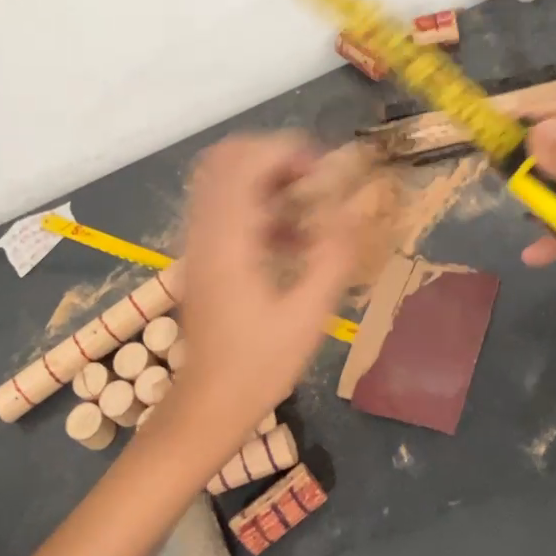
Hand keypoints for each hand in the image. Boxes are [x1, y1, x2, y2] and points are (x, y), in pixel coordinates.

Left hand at [172, 134, 375, 435]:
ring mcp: (197, 244)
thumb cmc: (259, 366)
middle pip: (226, 158)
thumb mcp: (308, 315)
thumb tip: (358, 208)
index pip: (247, 160)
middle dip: (274, 159)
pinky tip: (288, 242)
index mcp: (228, 239)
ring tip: (305, 214)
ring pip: (221, 181)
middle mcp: (204, 231)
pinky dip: (254, 208)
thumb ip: (333, 256)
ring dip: (264, 183)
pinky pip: (221, 209)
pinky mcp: (200, 259)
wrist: (208, 404)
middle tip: (312, 185)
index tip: (326, 175)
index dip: (290, 151)